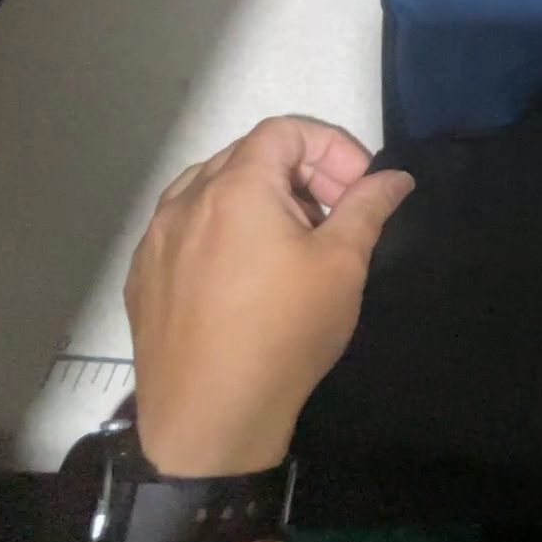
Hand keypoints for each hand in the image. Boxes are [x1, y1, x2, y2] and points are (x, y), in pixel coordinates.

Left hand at [124, 117, 413, 476]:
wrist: (213, 410)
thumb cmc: (287, 326)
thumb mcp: (344, 262)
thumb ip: (369, 207)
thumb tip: (395, 177)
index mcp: (236, 190)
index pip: (284, 131)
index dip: (333, 147)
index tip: (359, 190)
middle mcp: (186, 203)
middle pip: (250, 154)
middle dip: (306, 172)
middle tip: (341, 214)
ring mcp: (157, 239)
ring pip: (216, 187)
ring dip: (268, 196)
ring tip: (300, 240)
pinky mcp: (147, 274)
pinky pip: (191, 223)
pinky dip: (232, 225)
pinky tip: (257, 271)